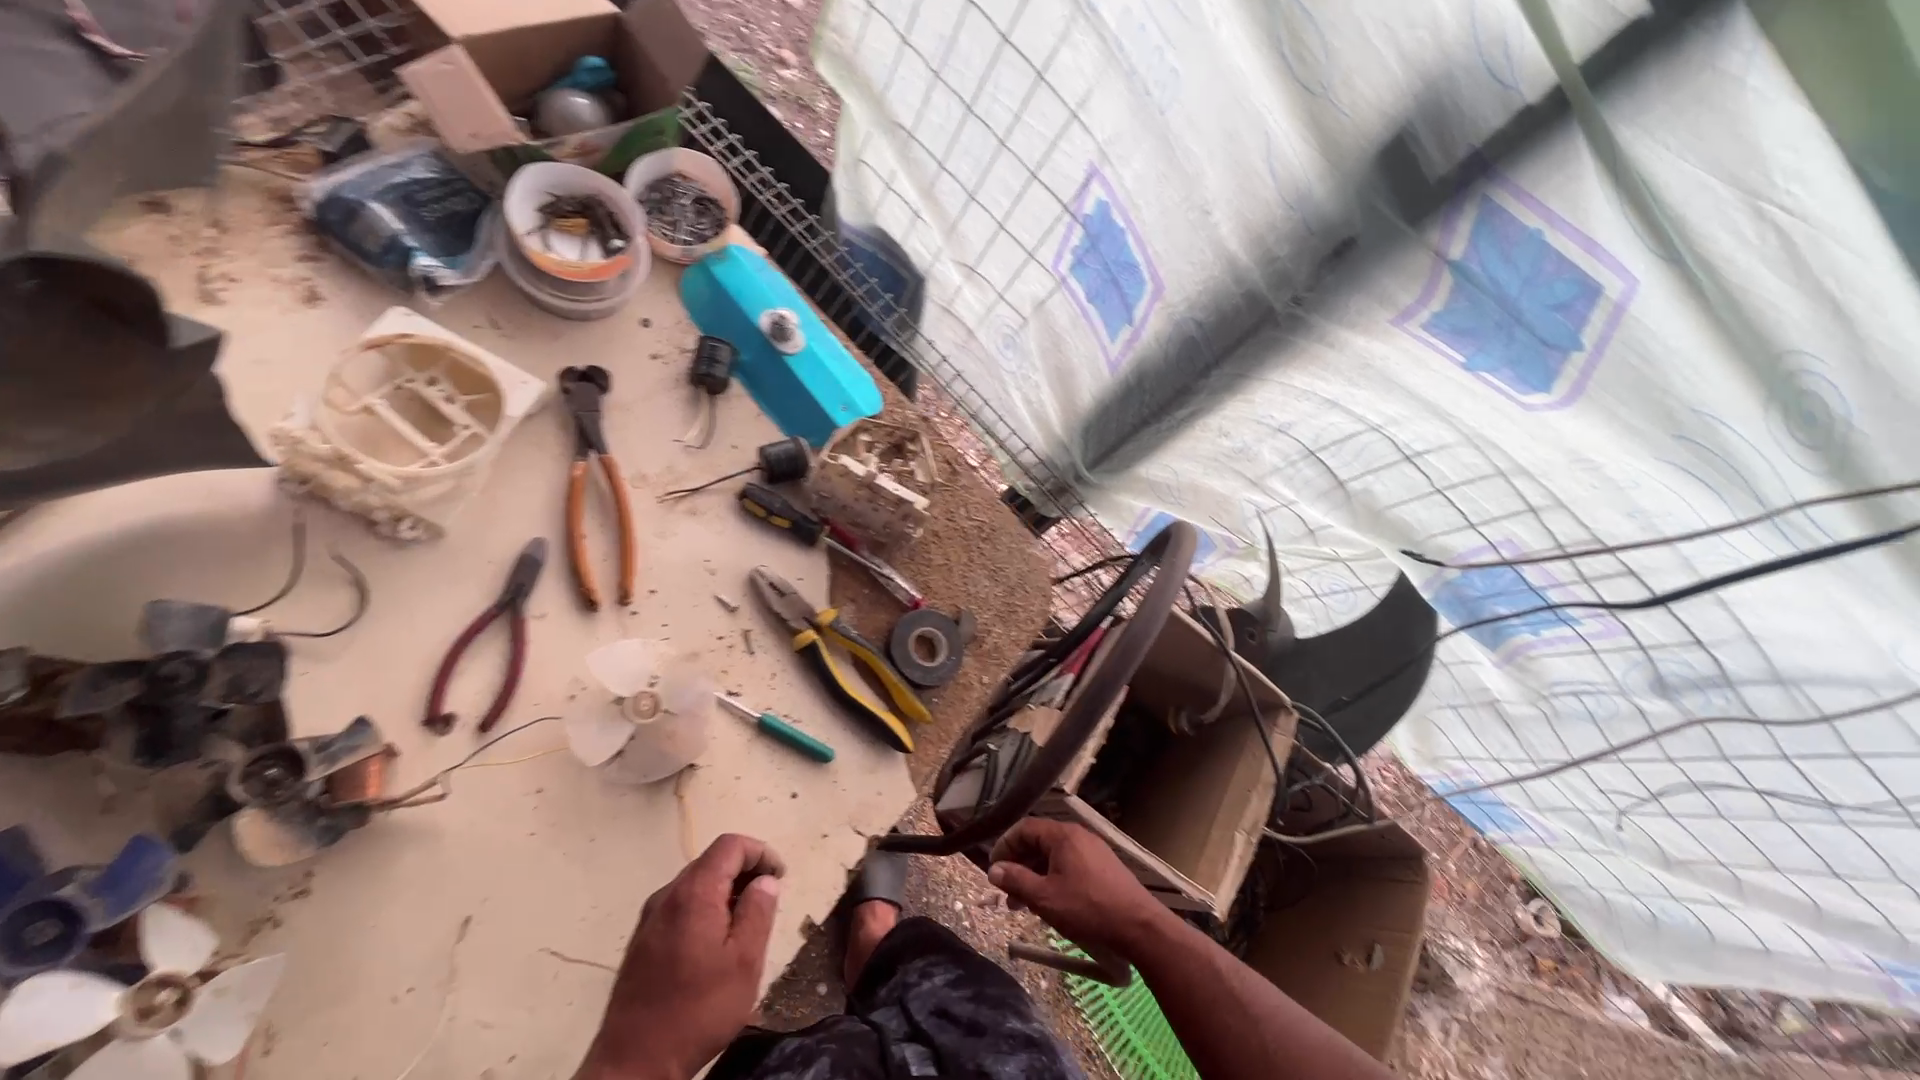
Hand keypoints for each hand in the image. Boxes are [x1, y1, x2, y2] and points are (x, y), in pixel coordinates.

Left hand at [578, 834, 784, 1079]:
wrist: (635, 1061)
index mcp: (693, 893)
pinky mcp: (642, 941)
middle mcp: (666, 896)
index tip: (781, 878)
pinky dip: (705, 908)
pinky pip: (680, 906)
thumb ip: (758, 912)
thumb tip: (766, 881)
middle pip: (711, 861)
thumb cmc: (698, 1010)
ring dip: (725, 891)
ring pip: (695, 884)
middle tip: (769, 900)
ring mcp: (650, 918)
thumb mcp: (745, 962)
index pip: (730, 845)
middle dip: (744, 871)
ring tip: (747, 924)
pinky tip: (716, 943)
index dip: (761, 852)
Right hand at [987, 818, 1168, 961]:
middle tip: (1006, 893)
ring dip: (1035, 876)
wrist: (1139, 926)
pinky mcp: (1103, 867)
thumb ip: (1016, 880)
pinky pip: (1070, 865)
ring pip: (1054, 856)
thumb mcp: (1045, 898)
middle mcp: (1078, 835)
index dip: (1004, 846)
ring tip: (1024, 905)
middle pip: (1039, 841)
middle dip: (1019, 866)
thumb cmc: (1087, 908)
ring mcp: (1093, 850)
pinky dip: (1053, 879)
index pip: (1024, 828)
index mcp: (1063, 835)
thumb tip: (993, 869)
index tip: (994, 870)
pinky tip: (1050, 904)